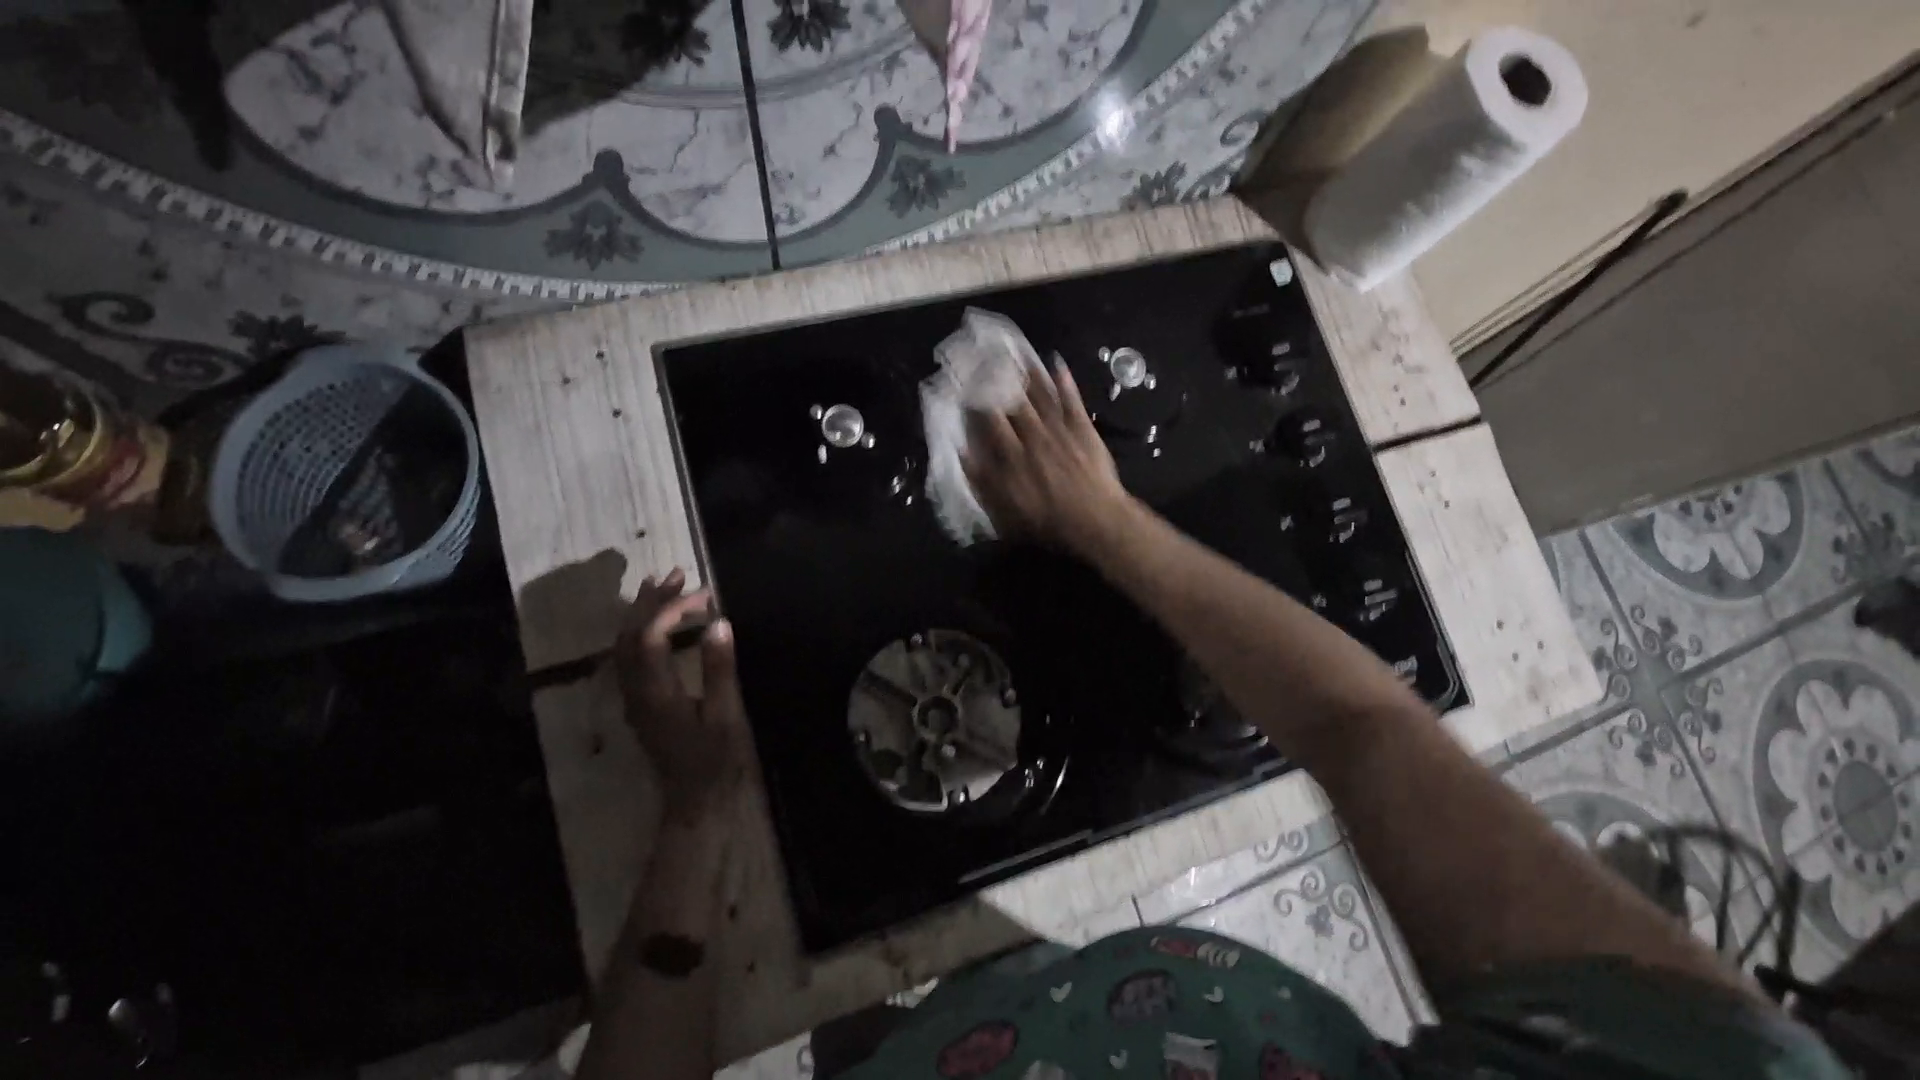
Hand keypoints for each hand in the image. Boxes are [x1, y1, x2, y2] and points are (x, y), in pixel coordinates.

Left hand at [613, 568, 747, 818]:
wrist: (693, 801)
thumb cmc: (715, 760)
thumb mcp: (726, 715)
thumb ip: (719, 668)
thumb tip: (718, 623)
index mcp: (656, 692)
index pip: (651, 636)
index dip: (671, 608)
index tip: (704, 595)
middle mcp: (635, 690)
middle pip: (630, 635)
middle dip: (651, 601)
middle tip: (679, 574)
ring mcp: (633, 698)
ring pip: (624, 645)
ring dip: (642, 612)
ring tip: (665, 586)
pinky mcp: (638, 703)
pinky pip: (628, 656)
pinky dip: (640, 630)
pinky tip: (657, 622)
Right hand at [962, 359, 1132, 554]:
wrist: (1095, 521)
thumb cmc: (1048, 522)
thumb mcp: (1005, 511)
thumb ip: (982, 481)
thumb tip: (963, 452)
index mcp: (1011, 457)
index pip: (987, 423)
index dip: (975, 404)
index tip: (964, 388)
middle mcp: (1031, 437)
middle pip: (1011, 404)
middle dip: (998, 381)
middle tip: (985, 360)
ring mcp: (1058, 430)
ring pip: (1039, 396)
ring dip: (1026, 374)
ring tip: (1014, 354)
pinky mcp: (1082, 429)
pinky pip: (1071, 400)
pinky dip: (1063, 381)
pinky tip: (1056, 363)